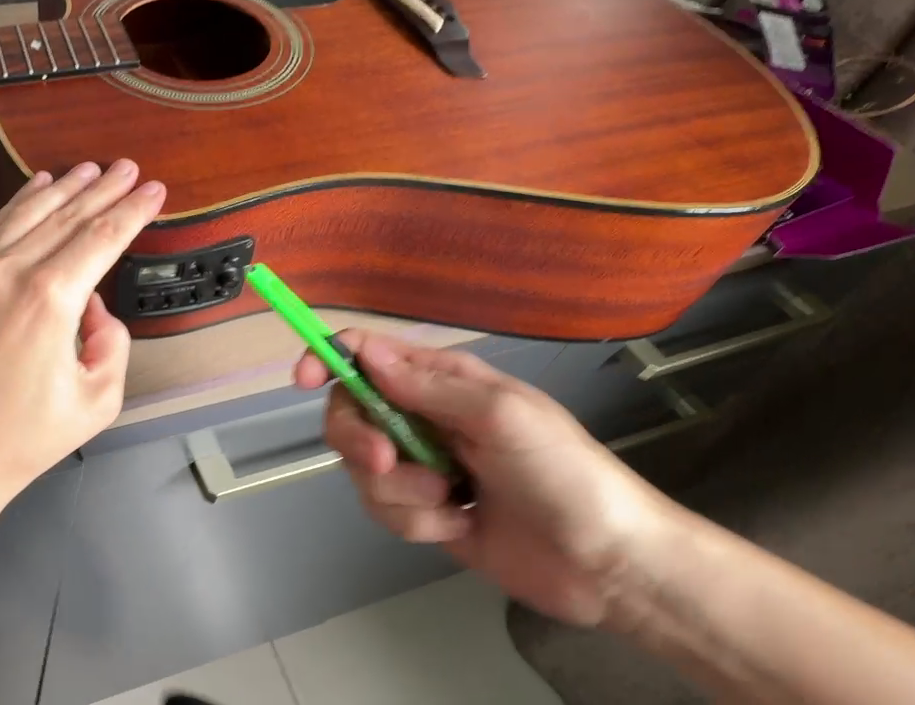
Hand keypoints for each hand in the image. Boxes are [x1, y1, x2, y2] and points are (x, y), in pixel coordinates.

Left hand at [0, 160, 165, 518]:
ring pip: (30, 212)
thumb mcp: (97, 400)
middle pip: (68, 215)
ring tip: (91, 168)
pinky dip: (21, 202)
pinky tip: (38, 188)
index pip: (102, 237)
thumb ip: (112, 342)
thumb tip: (95, 307)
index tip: (155, 189)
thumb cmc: (22, 439)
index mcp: (50, 299)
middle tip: (131, 167)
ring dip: (64, 187)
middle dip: (105, 189)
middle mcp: (13, 272)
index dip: (133, 210)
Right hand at [295, 332, 681, 627]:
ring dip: (400, 491)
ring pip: (363, 467)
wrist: (610, 565)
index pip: (367, 354)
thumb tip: (362, 351)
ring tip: (450, 501)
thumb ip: (426, 386)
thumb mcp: (500, 416)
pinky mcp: (424, 512)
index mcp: (442, 381)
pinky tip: (456, 525)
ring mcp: (422, 466)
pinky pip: (384, 509)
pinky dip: (414, 521)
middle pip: (349, 413)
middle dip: (359, 440)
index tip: (304, 380)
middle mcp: (422, 416)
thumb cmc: (564, 472)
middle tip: (386, 461)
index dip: (329, 359)